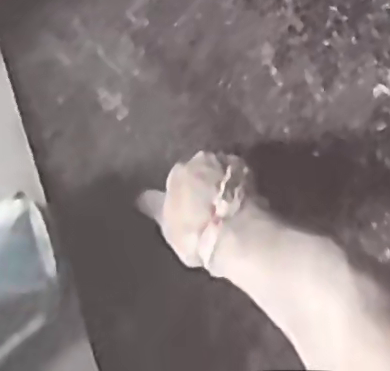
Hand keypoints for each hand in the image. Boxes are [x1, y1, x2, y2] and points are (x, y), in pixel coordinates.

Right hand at [138, 150, 241, 269]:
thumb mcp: (167, 226)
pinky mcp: (249, 171)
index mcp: (178, 171)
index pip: (177, 177)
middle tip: (206, 204)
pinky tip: (239, 201)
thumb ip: (155, 207)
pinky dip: (237, 185)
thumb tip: (140, 196)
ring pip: (219, 169)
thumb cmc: (195, 232)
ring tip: (224, 204)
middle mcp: (201, 158)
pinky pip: (238, 176)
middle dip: (202, 181)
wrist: (237, 232)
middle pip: (199, 168)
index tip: (188, 209)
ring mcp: (227, 162)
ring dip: (220, 181)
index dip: (183, 193)